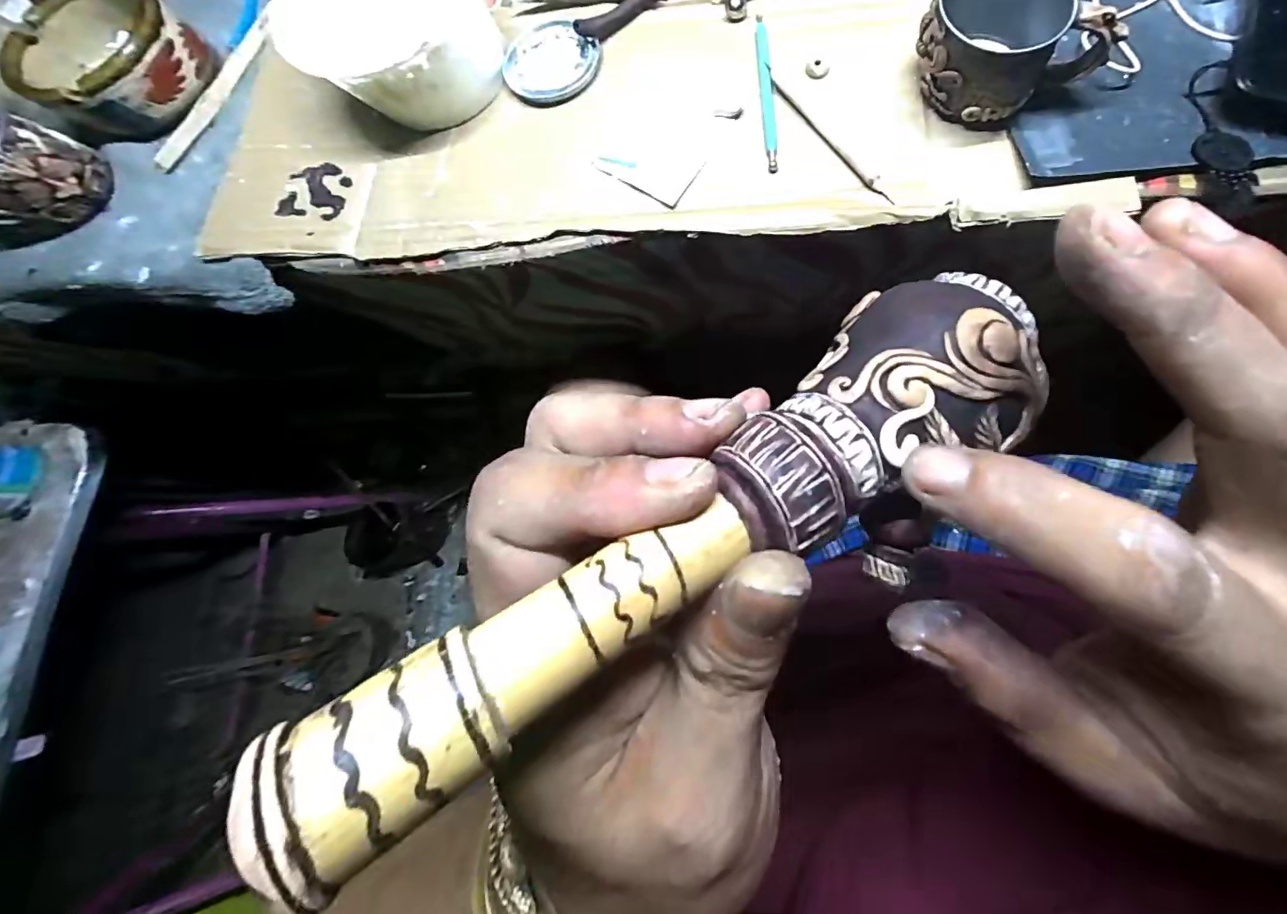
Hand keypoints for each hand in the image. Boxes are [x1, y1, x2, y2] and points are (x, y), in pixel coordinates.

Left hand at [467, 382, 806, 913]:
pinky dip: (689, 435)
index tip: (696, 490)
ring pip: (582, 438)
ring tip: (735, 421)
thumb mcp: (693, 783)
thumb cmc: (646, 847)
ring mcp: (584, 551)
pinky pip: (643, 463)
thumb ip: (725, 675)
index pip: (512, 521)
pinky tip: (744, 422)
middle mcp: (539, 577)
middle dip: (627, 430)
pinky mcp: (635, 546)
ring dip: (656, 420)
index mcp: (524, 644)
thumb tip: (775, 567)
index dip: (595, 487)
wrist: (640, 867)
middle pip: (540, 453)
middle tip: (718, 433)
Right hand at [885, 199, 1286, 907]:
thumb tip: (909, 617)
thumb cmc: (1230, 780)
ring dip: (1237, 280)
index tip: (923, 465)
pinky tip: (1199, 233)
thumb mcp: (1113, 772)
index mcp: (1264, 669)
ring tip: (1143, 216)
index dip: (1029, 512)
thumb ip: (1011, 692)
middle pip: (1280, 430)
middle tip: (1084, 237)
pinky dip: (1275, 288)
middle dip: (1180, 320)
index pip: (1146, 573)